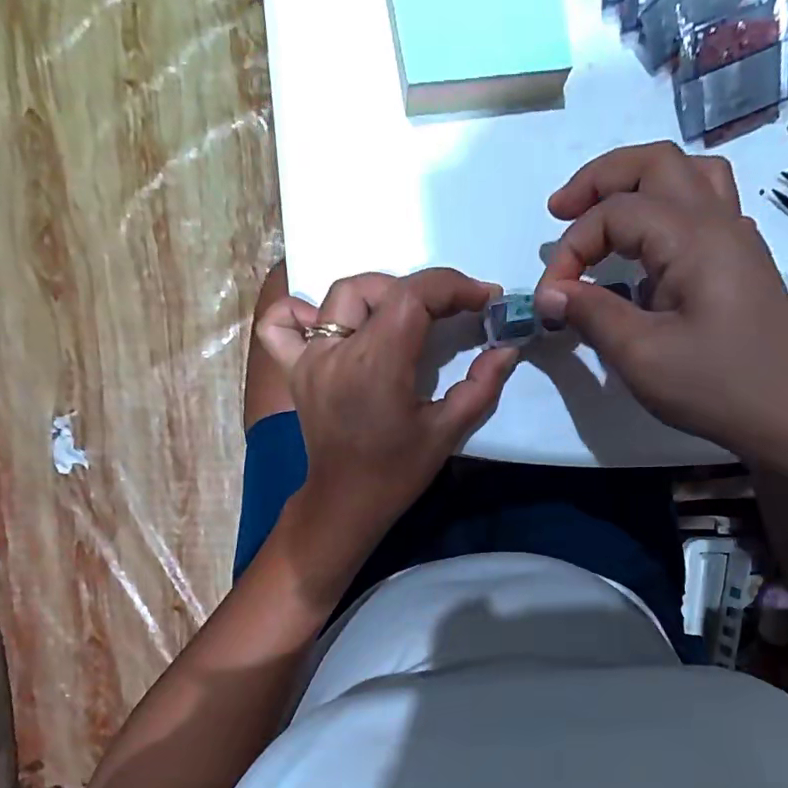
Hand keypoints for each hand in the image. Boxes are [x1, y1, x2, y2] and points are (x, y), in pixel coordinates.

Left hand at [255, 269, 518, 533]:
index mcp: (376, 364)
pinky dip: (301, 313)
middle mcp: (337, 352)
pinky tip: (329, 324)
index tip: (482, 298)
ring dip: (377, 294)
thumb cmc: (397, 471)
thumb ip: (481, 385)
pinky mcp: (295, 370)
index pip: (412, 294)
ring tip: (401, 317)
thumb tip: (506, 347)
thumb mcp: (447, 432)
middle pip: (377, 287)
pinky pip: (281, 326)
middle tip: (449, 314)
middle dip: (422, 291)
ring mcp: (309, 358)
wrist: (345, 501)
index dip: (452, 286)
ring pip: (338, 296)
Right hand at [535, 142, 787, 465]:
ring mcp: (736, 239)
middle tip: (559, 211)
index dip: (571, 249)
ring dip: (637, 183)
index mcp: (695, 238)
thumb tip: (550, 293)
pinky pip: (703, 206)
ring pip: (687, 176)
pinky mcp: (740, 262)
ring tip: (601, 213)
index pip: (616, 213)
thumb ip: (592, 314)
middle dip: (600, 180)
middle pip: (656, 163)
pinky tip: (645, 249)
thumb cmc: (715, 387)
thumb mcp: (640, 356)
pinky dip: (663, 208)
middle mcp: (719, 222)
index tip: (549, 300)